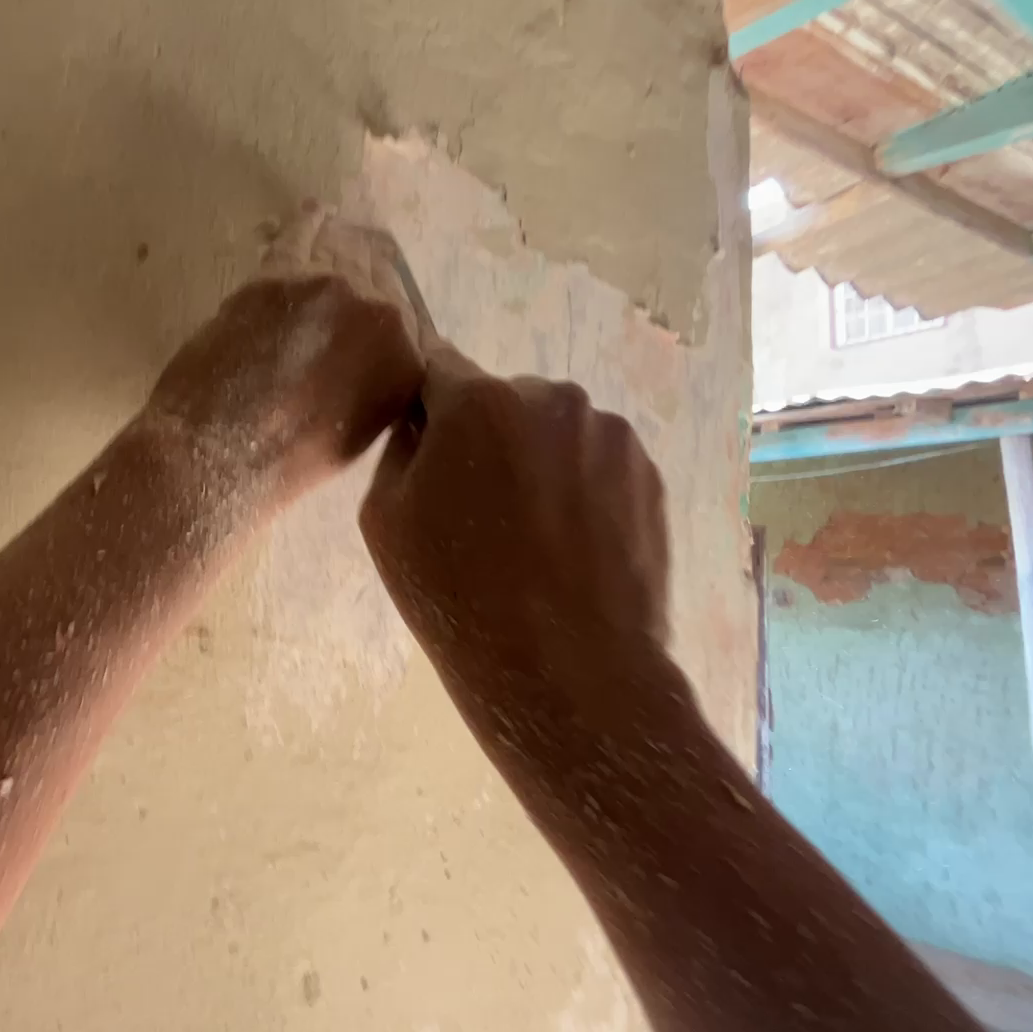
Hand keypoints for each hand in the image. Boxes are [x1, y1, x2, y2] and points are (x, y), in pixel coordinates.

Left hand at [142, 203, 425, 503]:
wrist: (215, 455)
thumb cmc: (281, 464)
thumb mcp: (353, 433)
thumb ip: (375, 384)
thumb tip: (364, 355)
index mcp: (411, 362)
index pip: (408, 320)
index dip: (383, 318)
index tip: (363, 320)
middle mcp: (384, 313)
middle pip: (381, 276)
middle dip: (363, 283)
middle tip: (337, 295)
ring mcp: (334, 287)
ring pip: (346, 250)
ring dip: (336, 253)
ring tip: (327, 252)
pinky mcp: (282, 273)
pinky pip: (304, 232)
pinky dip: (307, 225)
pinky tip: (313, 216)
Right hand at [359, 350, 670, 695]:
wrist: (562, 664)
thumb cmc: (452, 589)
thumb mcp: (383, 517)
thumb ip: (400, 449)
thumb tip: (423, 426)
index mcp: (478, 401)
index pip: (438, 368)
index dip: (424, 402)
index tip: (419, 438)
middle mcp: (552, 397)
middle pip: (498, 399)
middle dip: (481, 435)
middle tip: (471, 504)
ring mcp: (610, 433)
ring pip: (549, 429)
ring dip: (530, 459)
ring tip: (525, 531)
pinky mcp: (650, 473)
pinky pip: (592, 460)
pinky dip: (573, 486)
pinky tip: (563, 542)